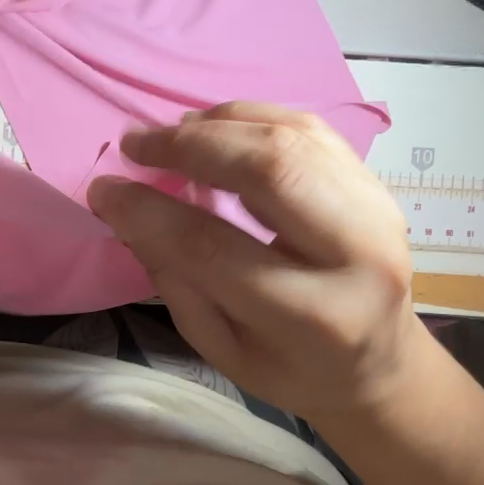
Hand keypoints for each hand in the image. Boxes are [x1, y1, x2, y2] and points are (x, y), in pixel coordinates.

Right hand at [86, 102, 431, 421]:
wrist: (379, 362)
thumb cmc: (288, 366)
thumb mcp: (218, 345)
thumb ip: (174, 278)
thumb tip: (126, 209)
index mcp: (314, 315)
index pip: (212, 245)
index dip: (147, 211)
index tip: (104, 189)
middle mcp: (358, 252)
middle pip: (271, 169)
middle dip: (189, 145)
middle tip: (135, 144)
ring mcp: (376, 207)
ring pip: (291, 136)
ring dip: (217, 124)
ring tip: (169, 135)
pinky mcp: (374, 182)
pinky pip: (307, 126)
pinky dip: (249, 118)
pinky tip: (212, 128)